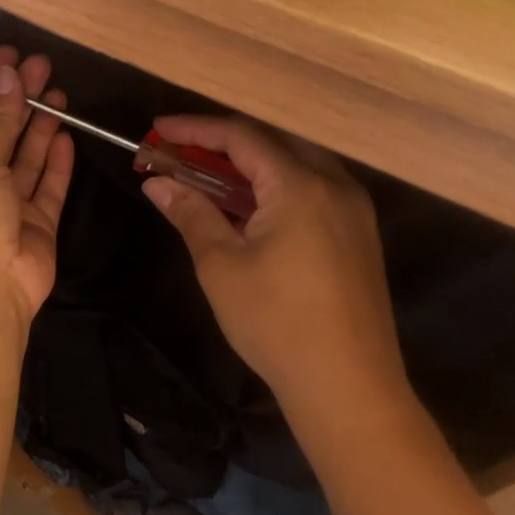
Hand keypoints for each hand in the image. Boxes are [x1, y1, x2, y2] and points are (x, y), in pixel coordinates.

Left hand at [0, 47, 73, 345]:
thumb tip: (8, 77)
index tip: (10, 54)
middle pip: (0, 132)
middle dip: (19, 99)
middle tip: (43, 64)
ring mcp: (7, 205)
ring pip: (26, 158)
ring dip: (40, 125)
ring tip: (58, 90)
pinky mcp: (37, 225)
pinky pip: (48, 187)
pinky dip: (56, 162)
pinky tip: (65, 134)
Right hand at [141, 116, 406, 418]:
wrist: (347, 385)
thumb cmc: (276, 322)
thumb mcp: (221, 265)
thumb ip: (191, 213)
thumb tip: (157, 182)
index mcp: (301, 186)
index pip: (241, 137)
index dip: (194, 130)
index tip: (156, 131)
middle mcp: (334, 186)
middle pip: (272, 142)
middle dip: (220, 142)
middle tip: (176, 153)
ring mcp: (353, 211)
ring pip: (295, 164)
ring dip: (248, 164)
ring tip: (204, 177)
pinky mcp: (358, 236)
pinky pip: (311, 189)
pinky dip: (273, 186)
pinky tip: (245, 208)